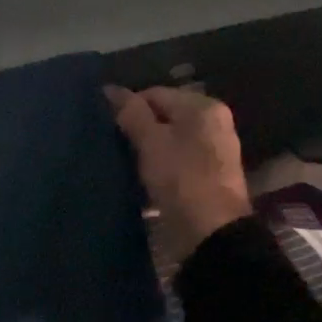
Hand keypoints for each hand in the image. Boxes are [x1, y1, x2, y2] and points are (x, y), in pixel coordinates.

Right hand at [105, 85, 252, 259]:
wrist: (211, 231)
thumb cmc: (181, 179)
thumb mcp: (151, 142)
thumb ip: (131, 114)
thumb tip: (110, 89)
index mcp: (203, 107)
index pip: (154, 94)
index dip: (128, 110)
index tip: (108, 131)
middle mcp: (213, 122)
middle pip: (163, 117)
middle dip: (138, 130)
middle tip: (114, 148)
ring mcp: (213, 150)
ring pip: (168, 140)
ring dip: (146, 151)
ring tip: (124, 165)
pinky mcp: (208, 175)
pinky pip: (176, 160)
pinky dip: (159, 166)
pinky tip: (143, 180)